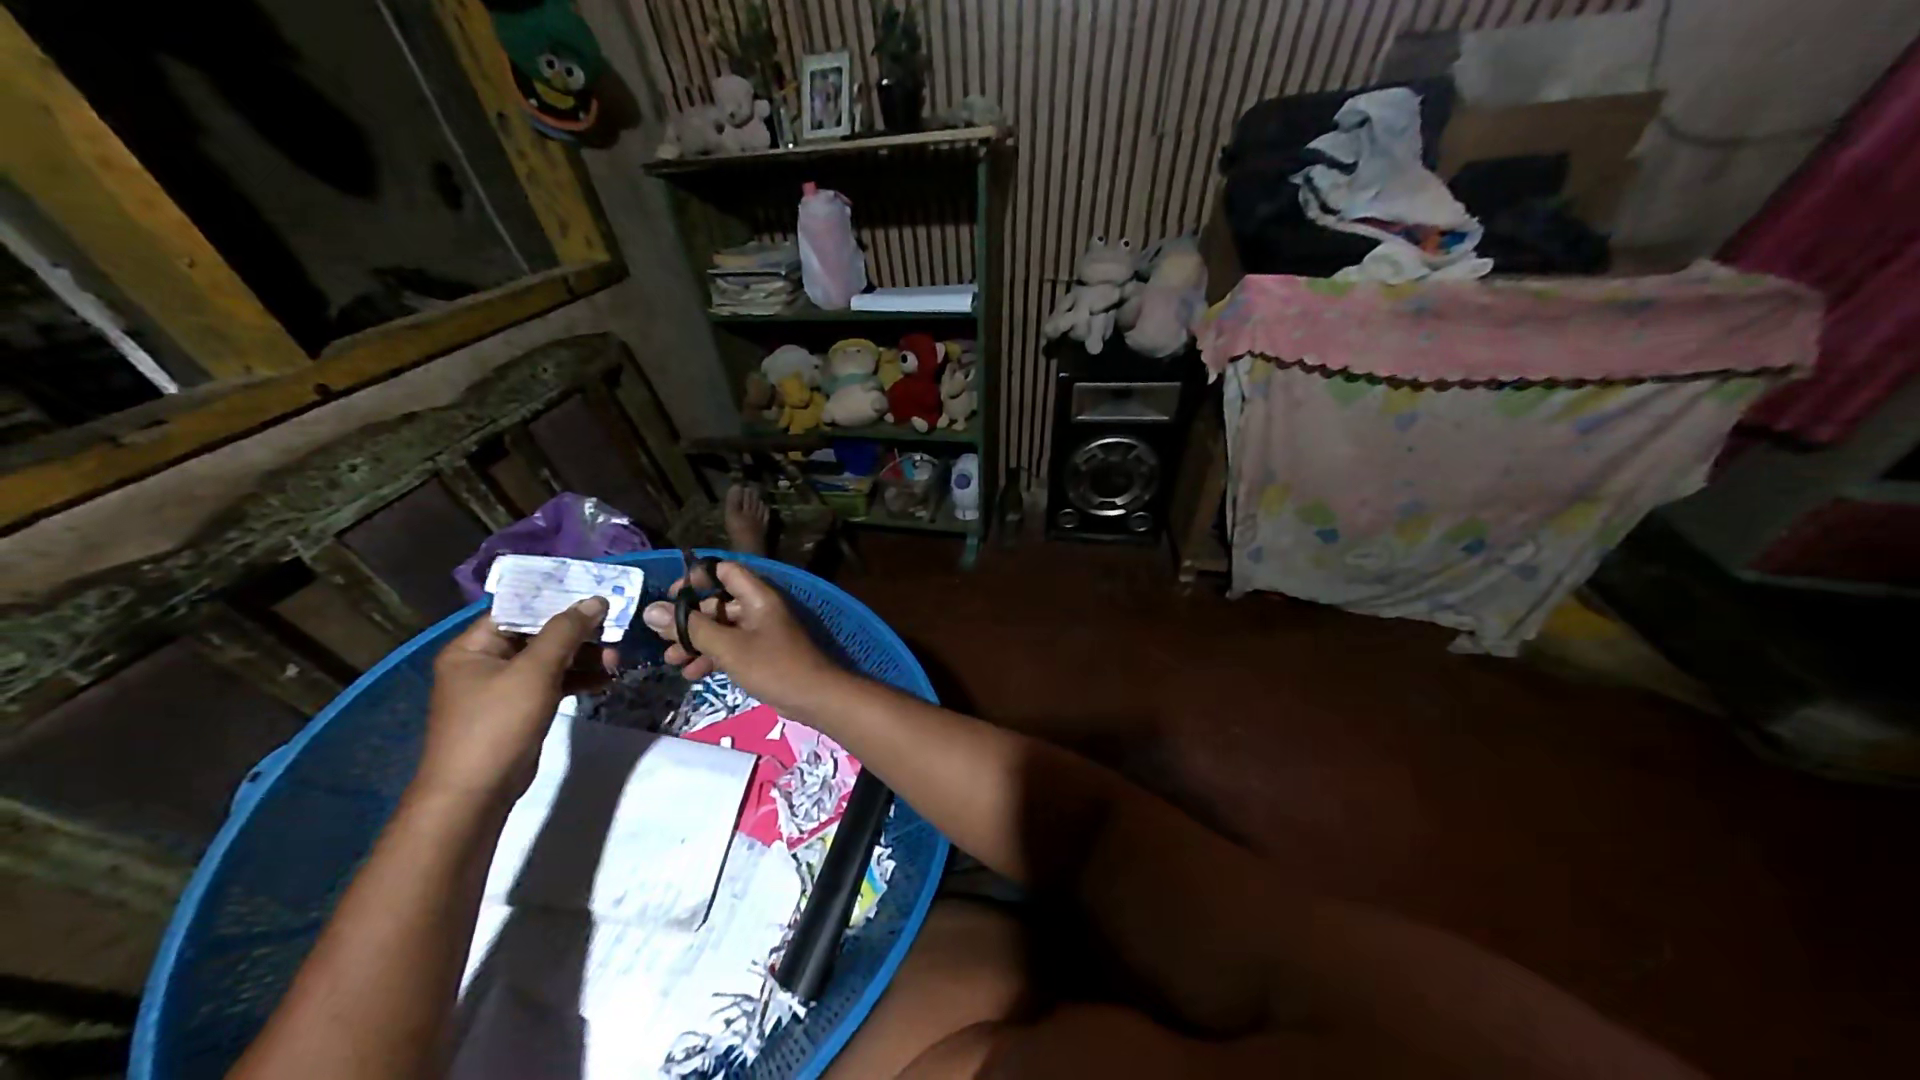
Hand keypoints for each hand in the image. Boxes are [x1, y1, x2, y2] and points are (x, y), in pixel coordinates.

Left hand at [418, 598, 615, 805]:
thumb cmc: (497, 724)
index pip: (519, 609)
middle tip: (616, 632)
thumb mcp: (534, 671)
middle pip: (538, 634)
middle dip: (579, 633)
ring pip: (550, 659)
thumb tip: (596, 600)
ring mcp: (503, 687)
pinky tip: (606, 681)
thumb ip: (566, 632)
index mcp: (473, 646)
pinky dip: (577, 679)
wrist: (475, 793)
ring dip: (584, 657)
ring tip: (616, 662)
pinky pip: (553, 683)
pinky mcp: (520, 709)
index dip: (558, 599)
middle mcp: (485, 662)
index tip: (598, 595)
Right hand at [640, 562, 838, 714]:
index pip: (725, 570)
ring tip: (671, 660)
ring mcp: (761, 631)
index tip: (670, 595)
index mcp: (757, 596)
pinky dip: (711, 656)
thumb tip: (651, 610)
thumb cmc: (773, 666)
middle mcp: (759, 608)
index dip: (697, 577)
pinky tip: (691, 674)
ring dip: (696, 641)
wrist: (814, 697)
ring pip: (721, 628)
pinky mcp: (761, 652)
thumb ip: (691, 628)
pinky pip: (730, 647)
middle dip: (689, 619)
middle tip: (662, 636)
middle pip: (717, 602)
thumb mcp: (728, 647)